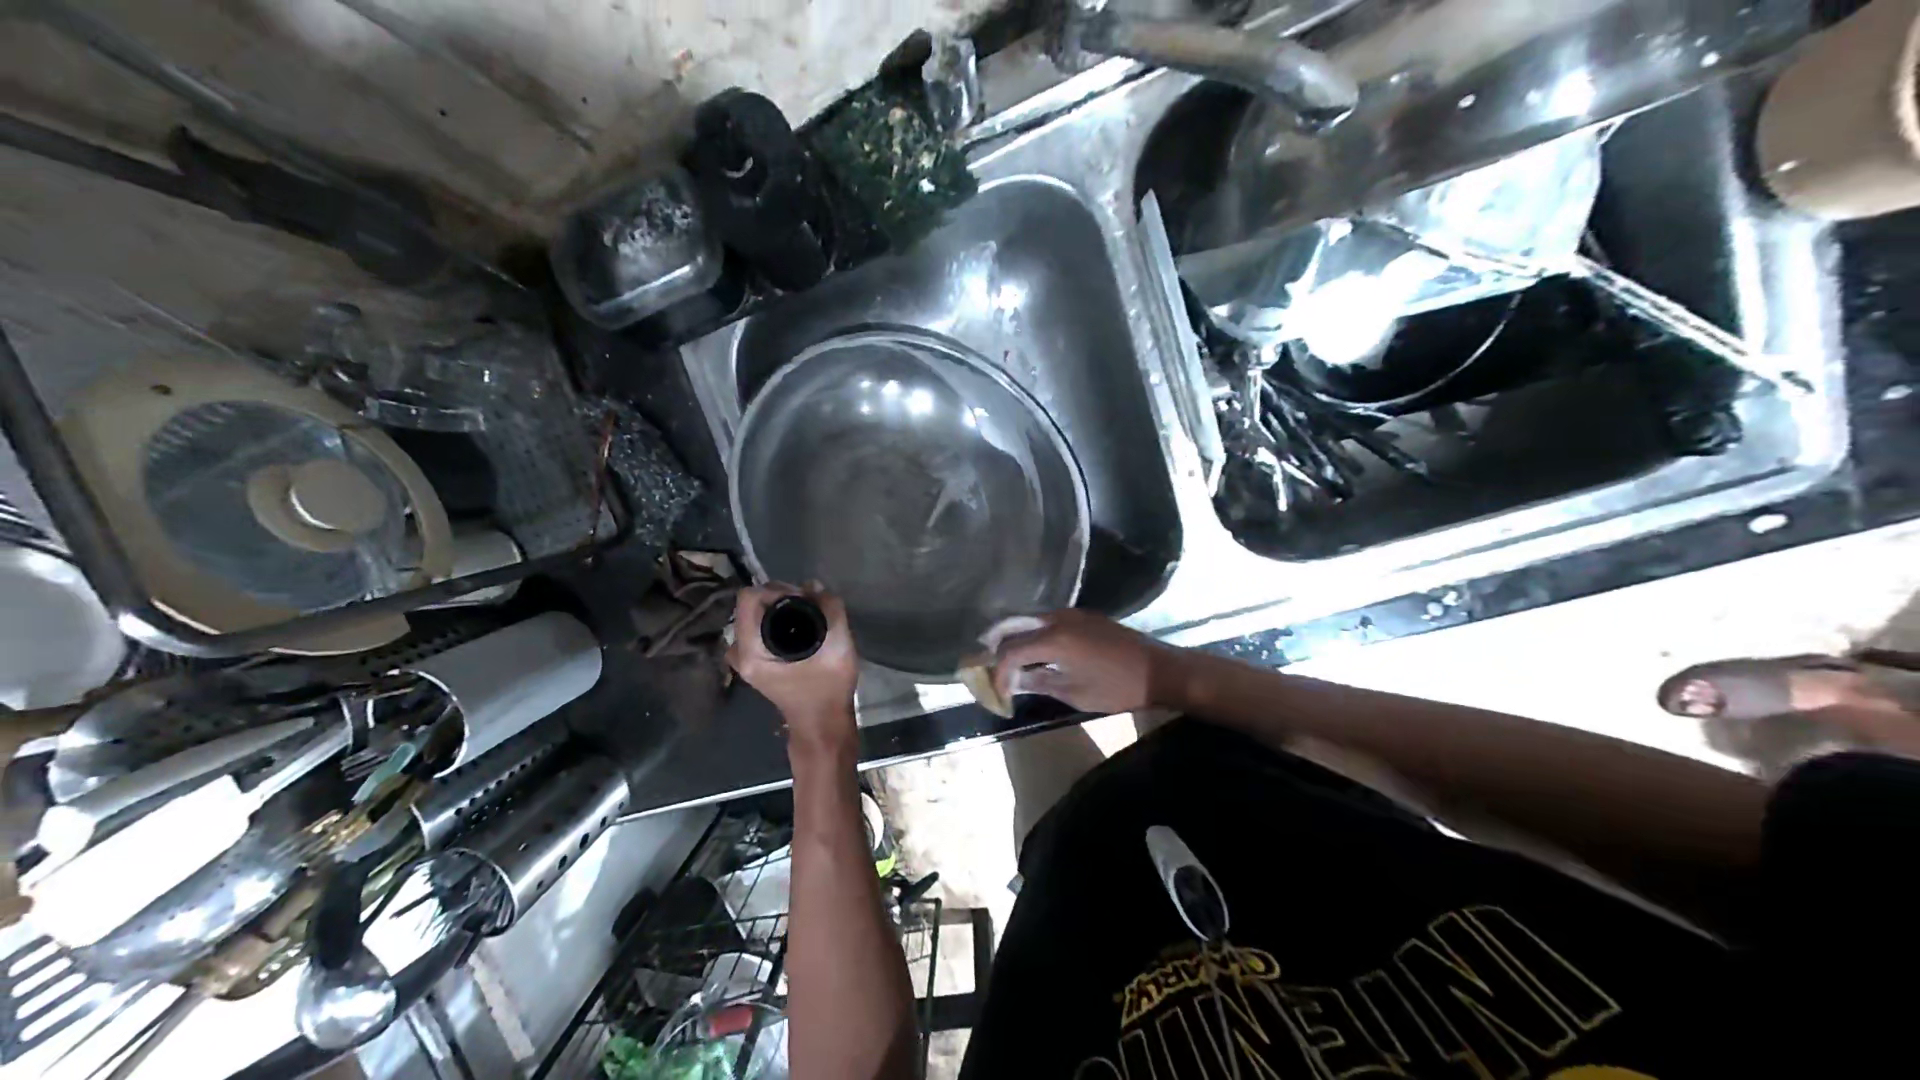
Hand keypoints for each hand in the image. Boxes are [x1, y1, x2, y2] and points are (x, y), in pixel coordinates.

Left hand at [729, 584, 859, 753]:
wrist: (823, 725)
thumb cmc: (828, 689)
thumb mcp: (838, 645)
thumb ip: (830, 609)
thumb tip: (814, 586)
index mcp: (752, 651)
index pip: (748, 598)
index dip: (776, 589)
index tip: (803, 598)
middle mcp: (739, 653)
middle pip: (750, 605)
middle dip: (780, 597)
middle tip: (809, 606)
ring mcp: (744, 660)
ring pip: (754, 616)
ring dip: (778, 610)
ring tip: (806, 617)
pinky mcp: (754, 662)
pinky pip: (758, 629)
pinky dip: (775, 623)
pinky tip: (798, 630)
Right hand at [990, 609, 1191, 714]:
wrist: (1159, 670)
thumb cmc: (1117, 687)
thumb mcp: (1074, 693)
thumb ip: (1039, 682)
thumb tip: (1014, 682)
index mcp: (1053, 639)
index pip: (1010, 652)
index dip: (998, 673)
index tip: (998, 691)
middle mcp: (1057, 619)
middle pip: (1013, 627)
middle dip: (996, 646)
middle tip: (987, 665)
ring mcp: (1072, 614)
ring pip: (1029, 620)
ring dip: (1014, 638)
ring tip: (1008, 661)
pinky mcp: (1083, 616)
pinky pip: (1047, 620)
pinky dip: (1033, 634)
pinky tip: (1035, 652)